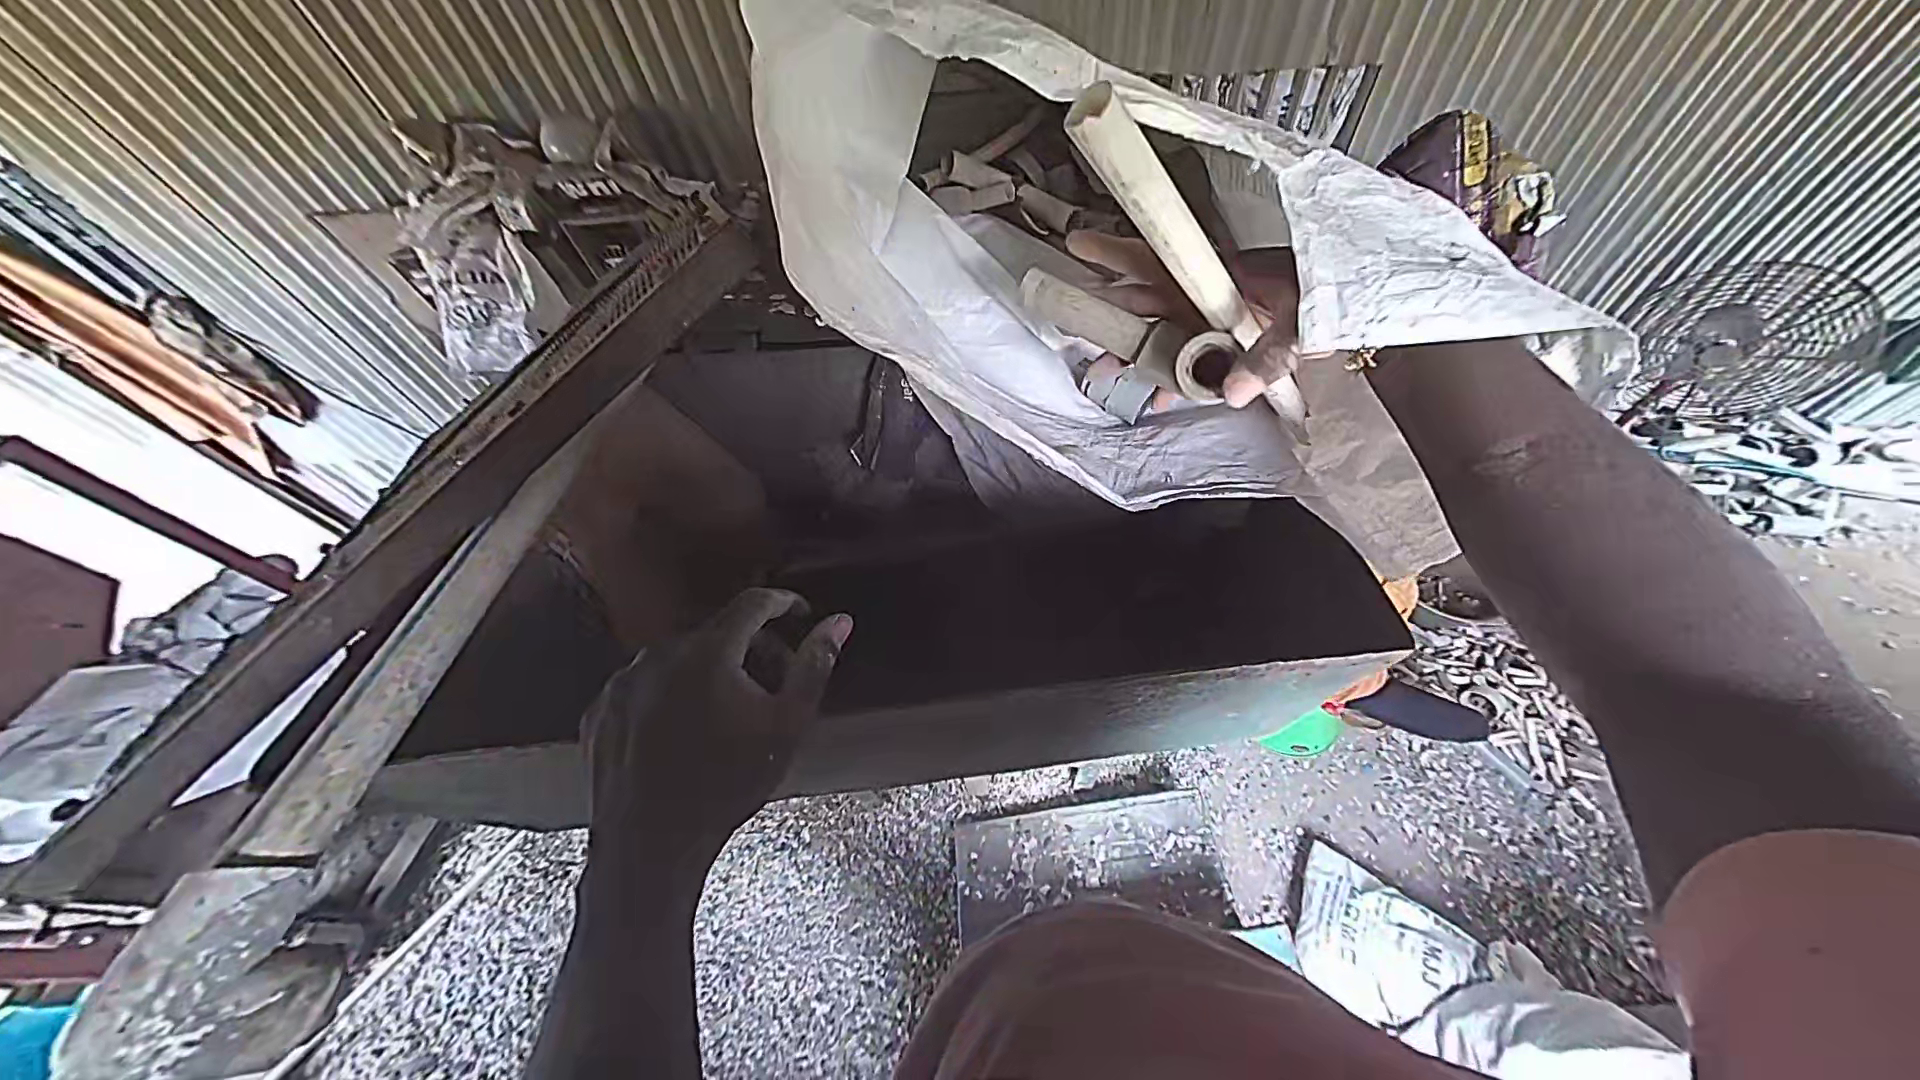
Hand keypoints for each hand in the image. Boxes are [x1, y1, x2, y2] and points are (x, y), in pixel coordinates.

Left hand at [580, 588, 851, 865]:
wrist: (650, 845)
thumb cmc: (728, 782)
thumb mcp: (788, 723)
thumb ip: (814, 664)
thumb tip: (838, 622)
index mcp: (709, 652)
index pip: (754, 603)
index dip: (785, 603)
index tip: (801, 614)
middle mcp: (660, 654)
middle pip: (719, 631)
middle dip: (752, 647)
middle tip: (773, 681)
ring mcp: (624, 681)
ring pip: (681, 656)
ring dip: (711, 668)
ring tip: (728, 711)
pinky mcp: (601, 709)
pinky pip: (648, 682)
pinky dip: (673, 691)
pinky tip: (686, 728)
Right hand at [1065, 230, 1328, 407]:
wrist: (1361, 294)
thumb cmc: (1329, 290)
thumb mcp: (1304, 321)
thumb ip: (1268, 356)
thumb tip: (1230, 392)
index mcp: (1218, 273)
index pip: (1158, 256)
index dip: (1116, 251)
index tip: (1079, 244)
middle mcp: (1207, 291)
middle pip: (1146, 301)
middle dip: (1112, 321)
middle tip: (1087, 339)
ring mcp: (1212, 315)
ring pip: (1160, 331)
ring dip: (1134, 354)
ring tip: (1107, 372)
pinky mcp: (1223, 336)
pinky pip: (1188, 355)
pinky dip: (1173, 376)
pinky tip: (1161, 397)